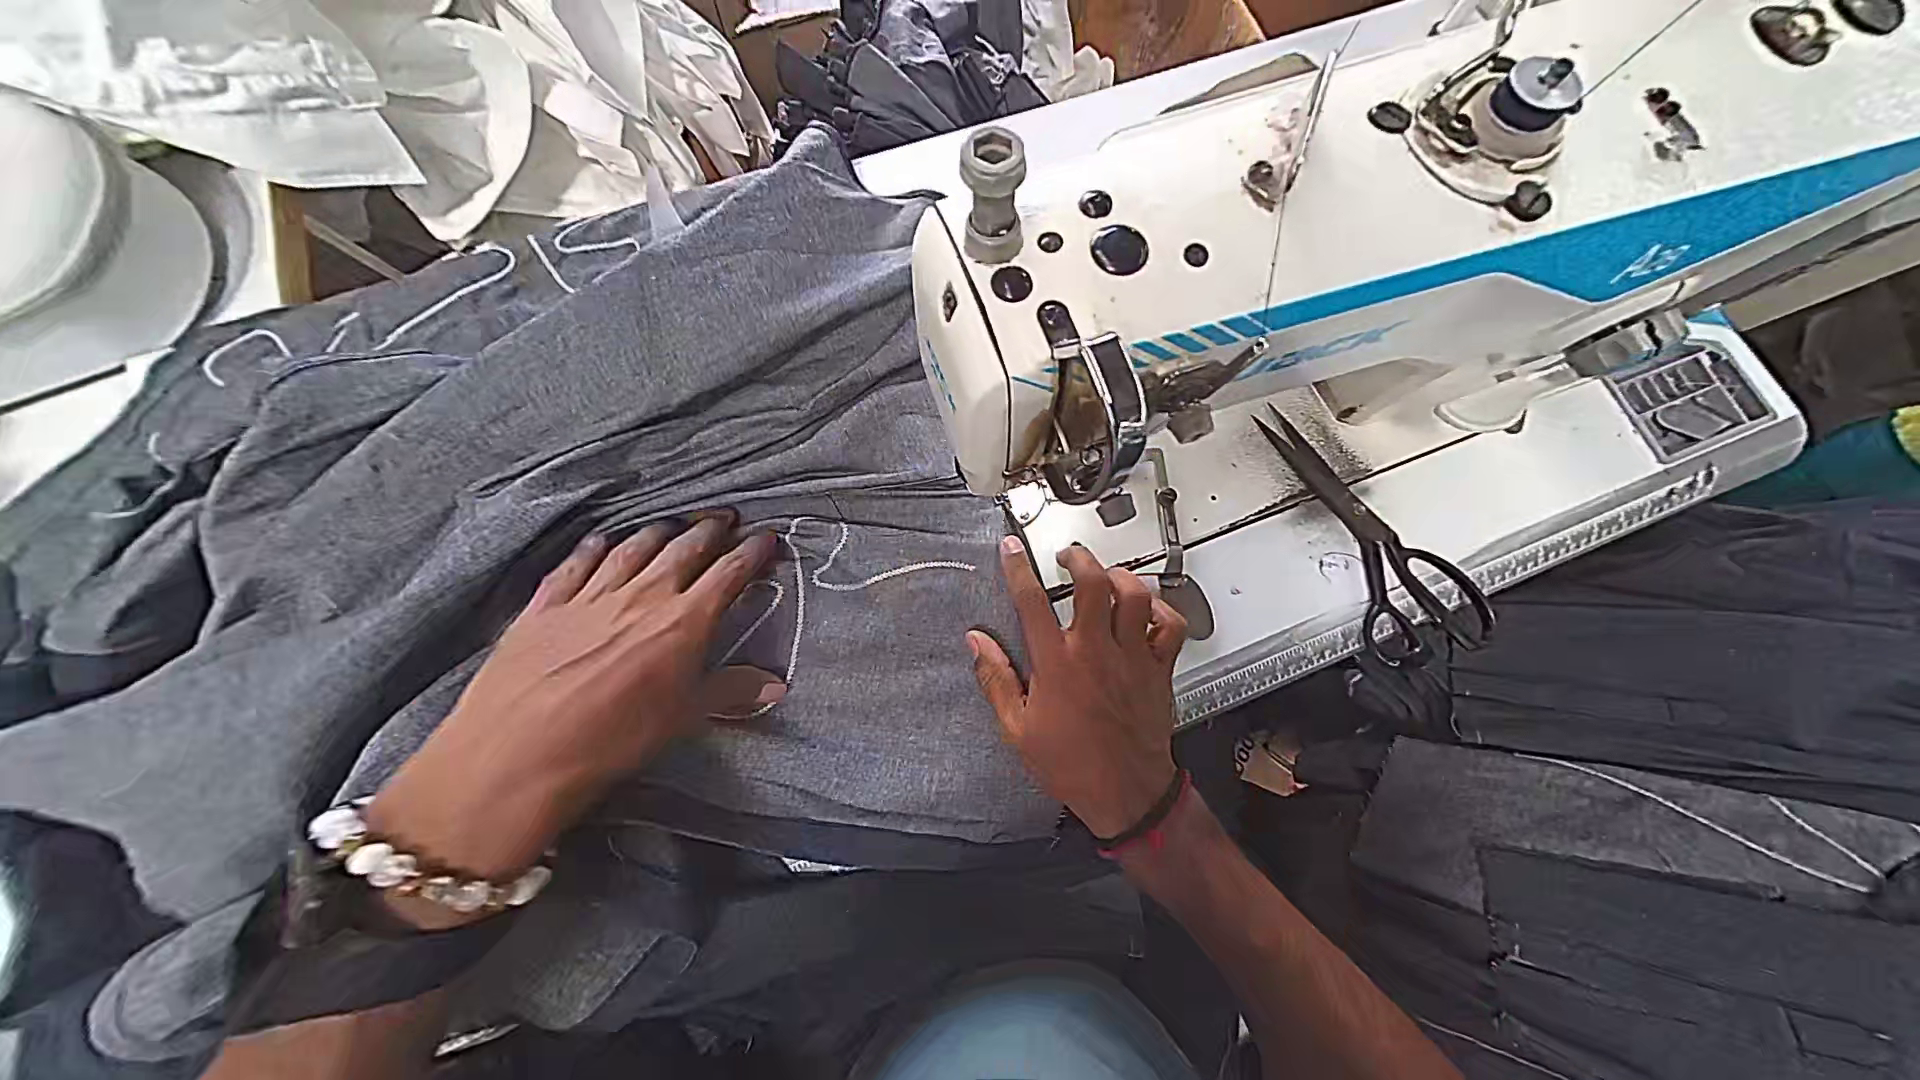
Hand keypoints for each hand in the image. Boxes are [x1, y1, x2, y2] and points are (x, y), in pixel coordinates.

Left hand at [367, 513, 779, 885]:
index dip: (751, 552)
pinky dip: (593, 549)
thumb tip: (777, 684)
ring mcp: (590, 597)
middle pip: (684, 550)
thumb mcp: (684, 718)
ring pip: (633, 550)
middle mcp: (641, 597)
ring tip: (673, 524)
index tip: (766, 537)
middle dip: (709, 530)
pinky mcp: (545, 607)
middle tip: (724, 517)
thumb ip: (732, 691)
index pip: (728, 575)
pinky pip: (575, 566)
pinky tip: (601, 540)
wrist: (516, 756)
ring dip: (658, 533)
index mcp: (682, 622)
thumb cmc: (613, 740)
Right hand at [968, 537, 1187, 838]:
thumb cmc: (1072, 764)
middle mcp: (1096, 652)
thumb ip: (995, 679)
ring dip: (1120, 577)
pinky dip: (1161, 610)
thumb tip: (977, 643)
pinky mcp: (1159, 670)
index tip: (1012, 550)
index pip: (1032, 601)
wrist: (1126, 793)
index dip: (1018, 569)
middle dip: (1080, 558)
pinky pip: (1171, 626)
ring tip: (1106, 576)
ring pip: (1135, 596)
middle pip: (1094, 583)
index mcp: (1057, 664)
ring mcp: (1132, 658)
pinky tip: (1145, 611)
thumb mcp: (1017, 728)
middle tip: (1069, 556)